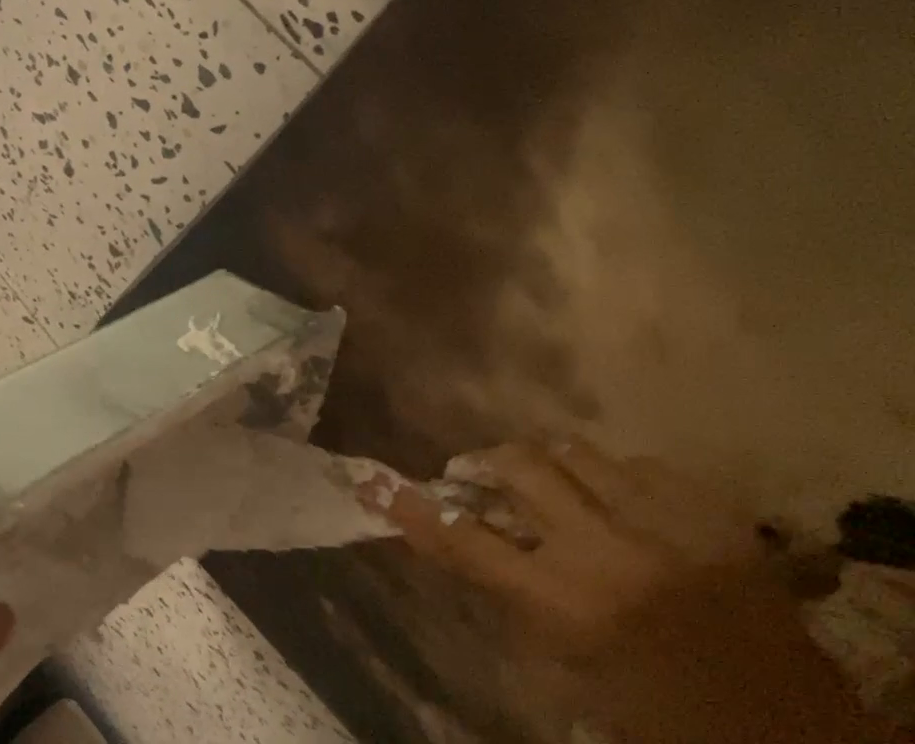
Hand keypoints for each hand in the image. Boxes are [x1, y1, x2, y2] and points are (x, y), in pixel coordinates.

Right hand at [369, 439, 903, 742]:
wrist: (791, 733)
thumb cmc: (659, 712)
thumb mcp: (571, 672)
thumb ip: (518, 605)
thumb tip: (473, 547)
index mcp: (565, 602)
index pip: (464, 541)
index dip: (414, 510)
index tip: (378, 485)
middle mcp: (607, 550)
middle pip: (519, 467)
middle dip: (485, 464)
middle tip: (475, 474)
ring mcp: (666, 525)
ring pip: (578, 453)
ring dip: (551, 465)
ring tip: (550, 482)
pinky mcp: (717, 518)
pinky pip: (646, 466)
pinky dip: (620, 477)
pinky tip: (623, 499)